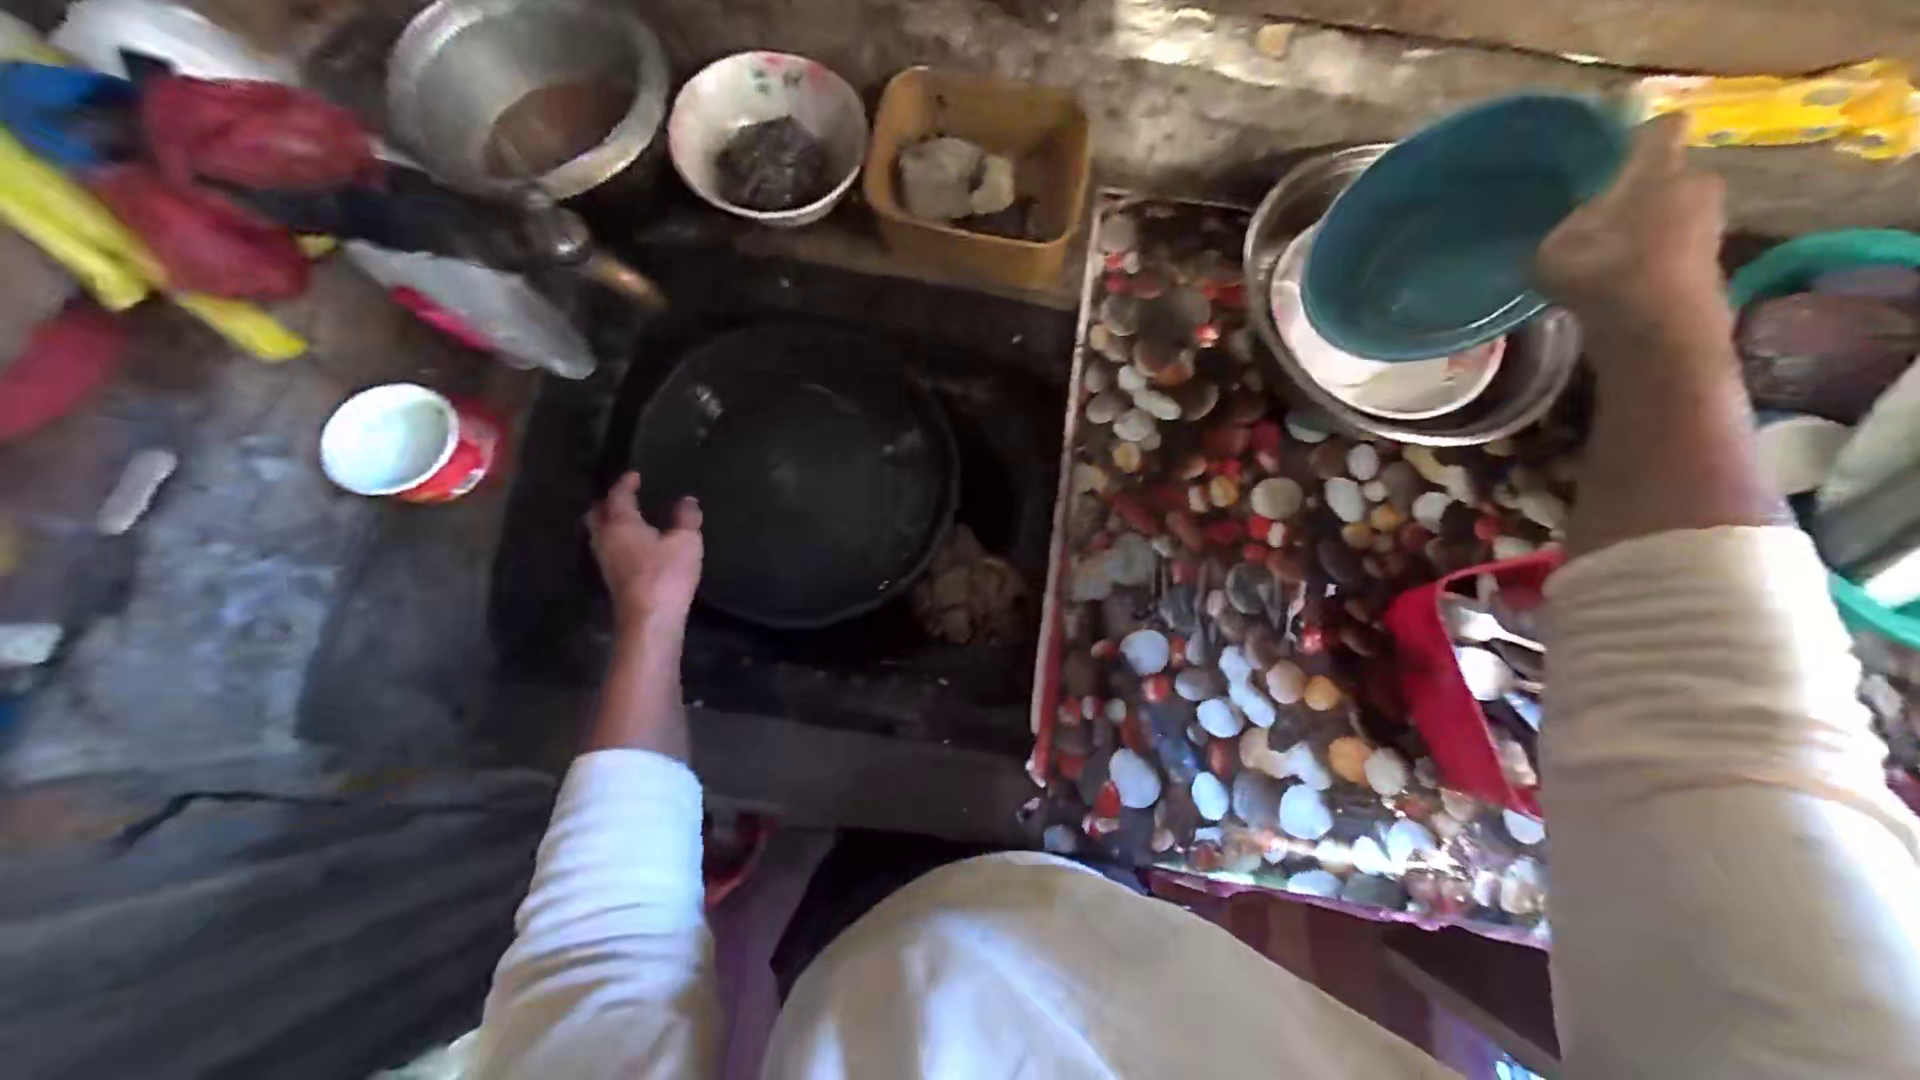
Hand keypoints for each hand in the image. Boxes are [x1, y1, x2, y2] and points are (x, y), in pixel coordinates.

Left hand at [586, 472, 702, 631]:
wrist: (649, 619)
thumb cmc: (666, 575)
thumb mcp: (686, 542)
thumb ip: (686, 518)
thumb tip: (688, 500)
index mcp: (621, 523)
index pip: (618, 496)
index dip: (625, 483)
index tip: (634, 475)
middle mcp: (605, 538)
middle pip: (597, 514)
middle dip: (608, 501)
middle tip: (623, 495)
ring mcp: (605, 560)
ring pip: (598, 533)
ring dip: (608, 521)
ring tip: (626, 517)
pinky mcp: (611, 578)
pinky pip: (607, 548)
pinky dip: (615, 539)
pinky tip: (631, 544)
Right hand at [1536, 114, 1733, 353]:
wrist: (1655, 323)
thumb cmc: (1601, 271)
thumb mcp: (1554, 247)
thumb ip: (1567, 225)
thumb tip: (1575, 220)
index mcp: (1658, 168)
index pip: (1659, 129)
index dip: (1634, 139)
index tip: (1606, 158)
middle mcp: (1696, 180)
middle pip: (1666, 174)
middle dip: (1636, 191)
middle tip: (1596, 218)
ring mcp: (1711, 219)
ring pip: (1671, 210)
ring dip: (1644, 226)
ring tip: (1604, 255)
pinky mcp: (1709, 256)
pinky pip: (1674, 243)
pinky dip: (1650, 255)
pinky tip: (1620, 279)